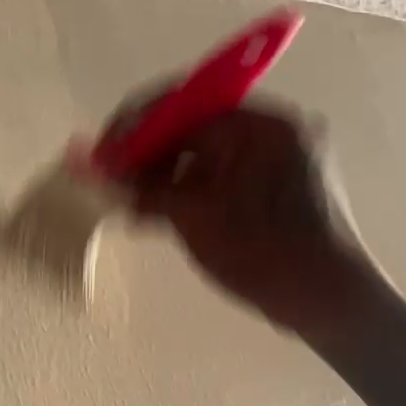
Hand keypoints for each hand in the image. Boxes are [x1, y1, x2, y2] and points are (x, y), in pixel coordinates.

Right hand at [114, 103, 383, 332]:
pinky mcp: (274, 185)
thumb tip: (78, 159)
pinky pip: (218, 174)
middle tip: (109, 184)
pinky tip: (154, 214)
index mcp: (260, 124)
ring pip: (201, 152)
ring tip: (129, 207)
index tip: (97, 157)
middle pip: (189, 125)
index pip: (180, 103)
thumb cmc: (261, 252)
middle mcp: (272, 129)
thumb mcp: (190, 215)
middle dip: (143, 154)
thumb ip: (134, 184)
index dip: (131, 128)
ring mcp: (276, 158)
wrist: (327, 302)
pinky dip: (185, 189)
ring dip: (160, 175)